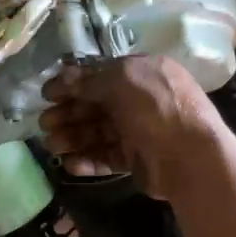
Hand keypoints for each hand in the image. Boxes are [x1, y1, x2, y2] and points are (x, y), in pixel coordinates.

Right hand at [38, 55, 220, 197]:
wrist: (191, 156)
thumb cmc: (157, 108)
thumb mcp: (123, 80)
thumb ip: (91, 79)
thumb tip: (64, 76)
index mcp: (142, 73)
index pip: (100, 74)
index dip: (72, 83)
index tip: (47, 94)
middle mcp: (140, 100)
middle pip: (96, 105)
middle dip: (68, 113)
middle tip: (44, 123)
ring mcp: (139, 131)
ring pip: (98, 132)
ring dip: (73, 137)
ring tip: (51, 145)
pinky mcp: (137, 160)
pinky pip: (107, 156)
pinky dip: (88, 159)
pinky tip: (69, 164)